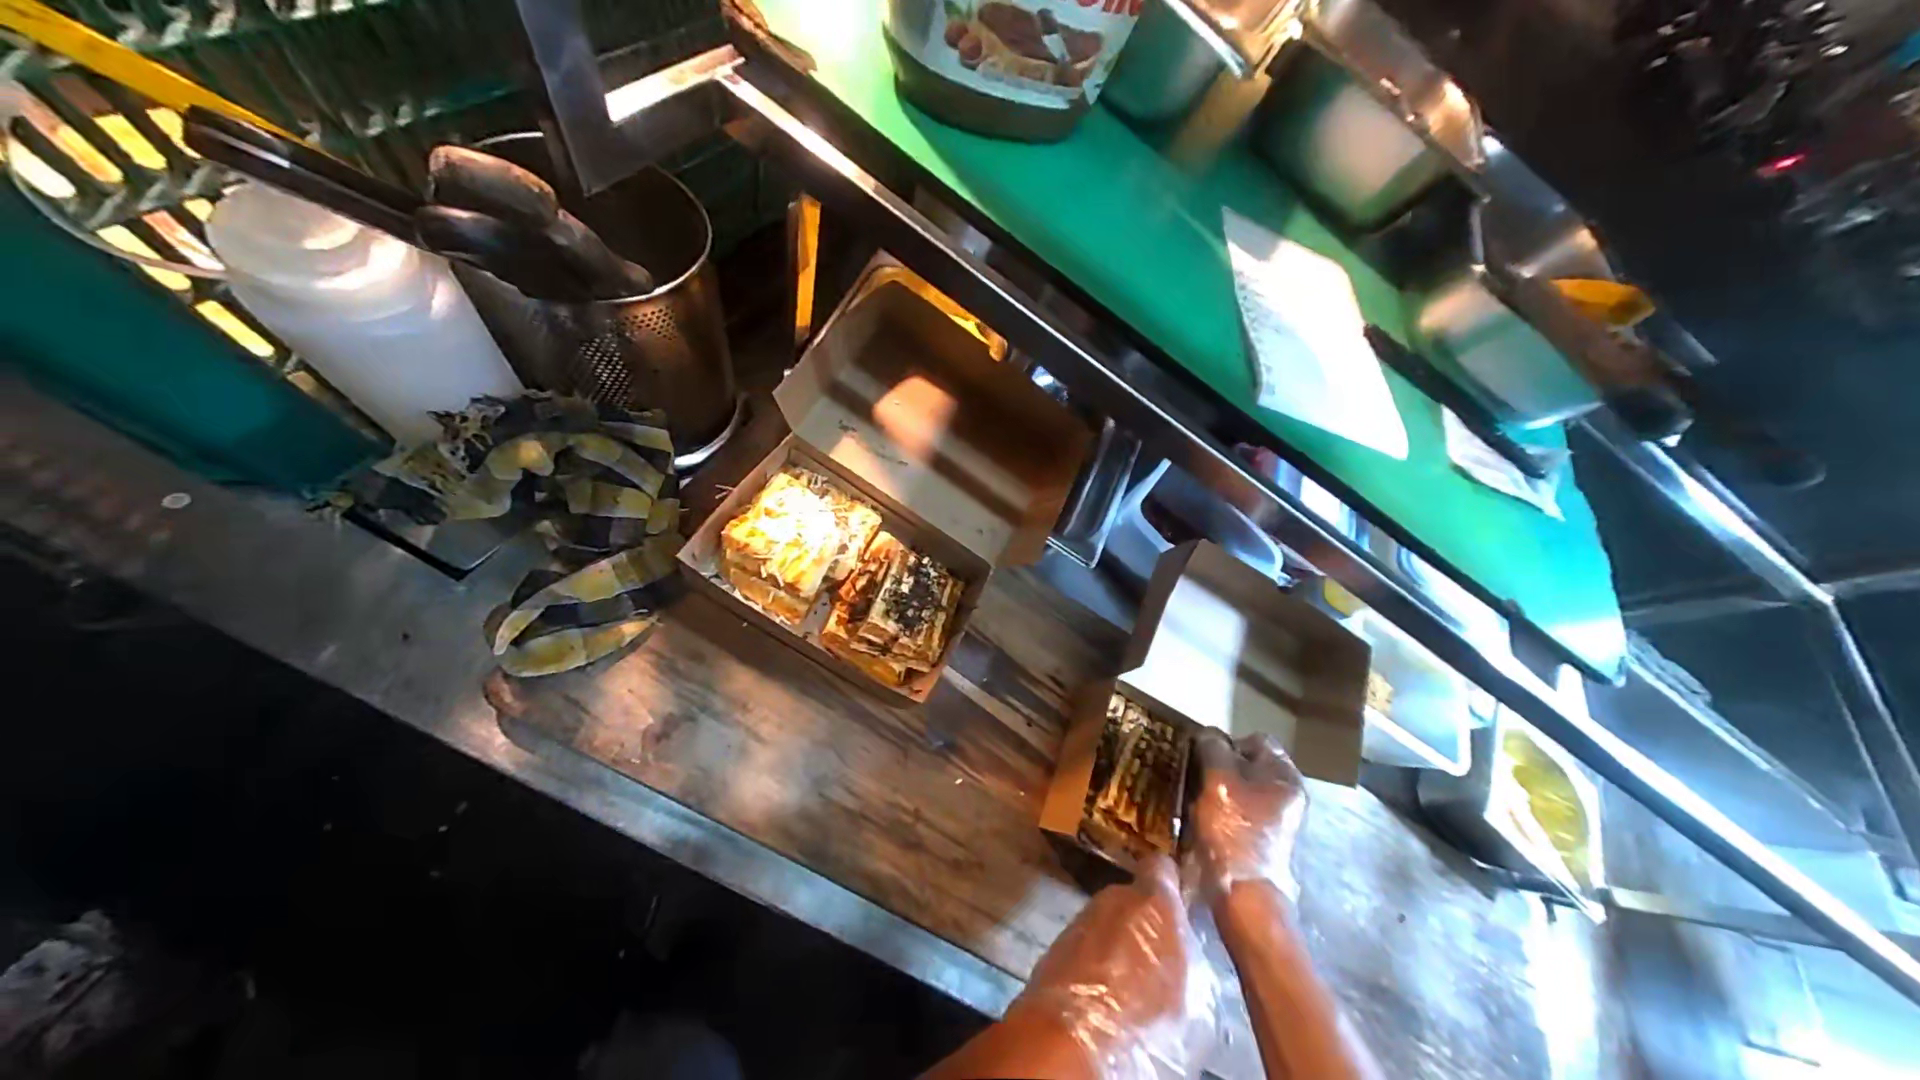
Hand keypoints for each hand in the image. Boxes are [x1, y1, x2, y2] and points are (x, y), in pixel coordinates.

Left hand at [1011, 855, 1216, 1078]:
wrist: (1069, 1043)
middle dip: (1147, 921)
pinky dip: (1097, 961)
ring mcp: (1081, 918)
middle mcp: (1114, 898)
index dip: (1173, 884)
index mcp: (1153, 903)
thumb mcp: (1197, 1001)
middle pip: (1135, 898)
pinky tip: (1104, 995)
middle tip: (1163, 959)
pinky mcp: (1057, 944)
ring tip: (1133, 985)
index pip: (1163, 868)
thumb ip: (1195, 959)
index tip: (1184, 905)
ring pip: (1110, 922)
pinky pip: (1088, 943)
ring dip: (1121, 943)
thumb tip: (1193, 950)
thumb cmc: (1146, 1023)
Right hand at [1190, 732, 1307, 900]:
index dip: (1227, 741)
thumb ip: (1213, 748)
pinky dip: (1223, 810)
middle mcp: (1289, 793)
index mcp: (1285, 774)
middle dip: (1221, 766)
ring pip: (1242, 788)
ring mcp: (1278, 818)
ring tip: (1196, 799)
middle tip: (1196, 776)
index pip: (1255, 739)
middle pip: (1249, 764)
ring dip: (1219, 789)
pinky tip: (1205, 820)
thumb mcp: (1218, 779)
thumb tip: (1208, 734)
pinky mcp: (1265, 838)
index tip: (1202, 756)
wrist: (1245, 893)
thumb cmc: (1234, 831)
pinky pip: (1240, 810)